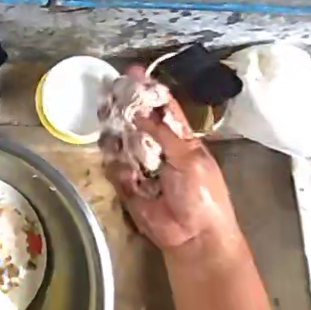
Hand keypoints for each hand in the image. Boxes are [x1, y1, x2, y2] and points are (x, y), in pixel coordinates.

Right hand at [103, 80, 241, 257]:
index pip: (162, 107)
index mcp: (180, 139)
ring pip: (120, 141)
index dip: (149, 90)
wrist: (194, 237)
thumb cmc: (202, 197)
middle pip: (135, 120)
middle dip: (123, 106)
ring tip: (108, 123)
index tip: (133, 72)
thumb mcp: (190, 159)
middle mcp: (157, 147)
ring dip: (114, 132)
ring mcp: (140, 165)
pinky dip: (116, 164)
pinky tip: (123, 165)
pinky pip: (114, 167)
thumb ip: (163, 134)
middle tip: (110, 94)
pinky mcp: (127, 184)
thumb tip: (138, 112)